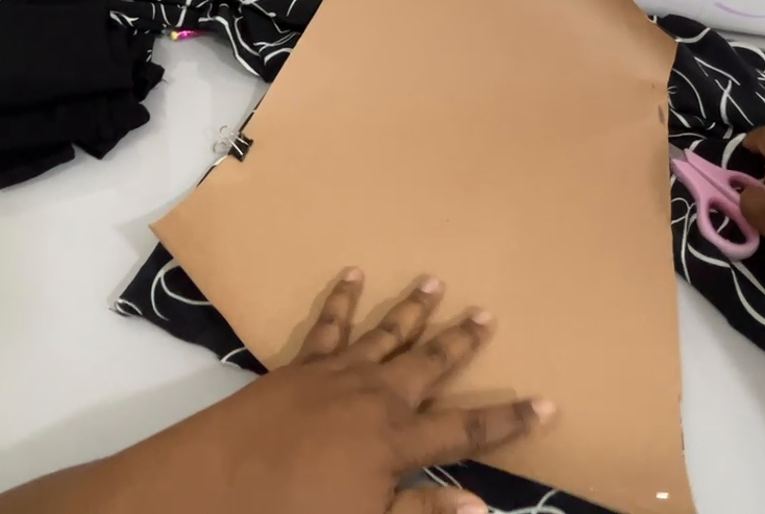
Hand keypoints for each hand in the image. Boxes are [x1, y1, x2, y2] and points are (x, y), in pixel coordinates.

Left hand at [108, 270, 548, 513]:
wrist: (217, 487)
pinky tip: (355, 274)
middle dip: (461, 340)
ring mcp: (338, 373)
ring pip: (387, 334)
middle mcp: (376, 397)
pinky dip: (344, 299)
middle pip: (430, 364)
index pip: (467, 431)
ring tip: (435, 281)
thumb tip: (484, 506)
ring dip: (413, 309)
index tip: (547, 402)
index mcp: (396, 442)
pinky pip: (330, 324)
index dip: (509, 420)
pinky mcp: (303, 364)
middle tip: (487, 312)